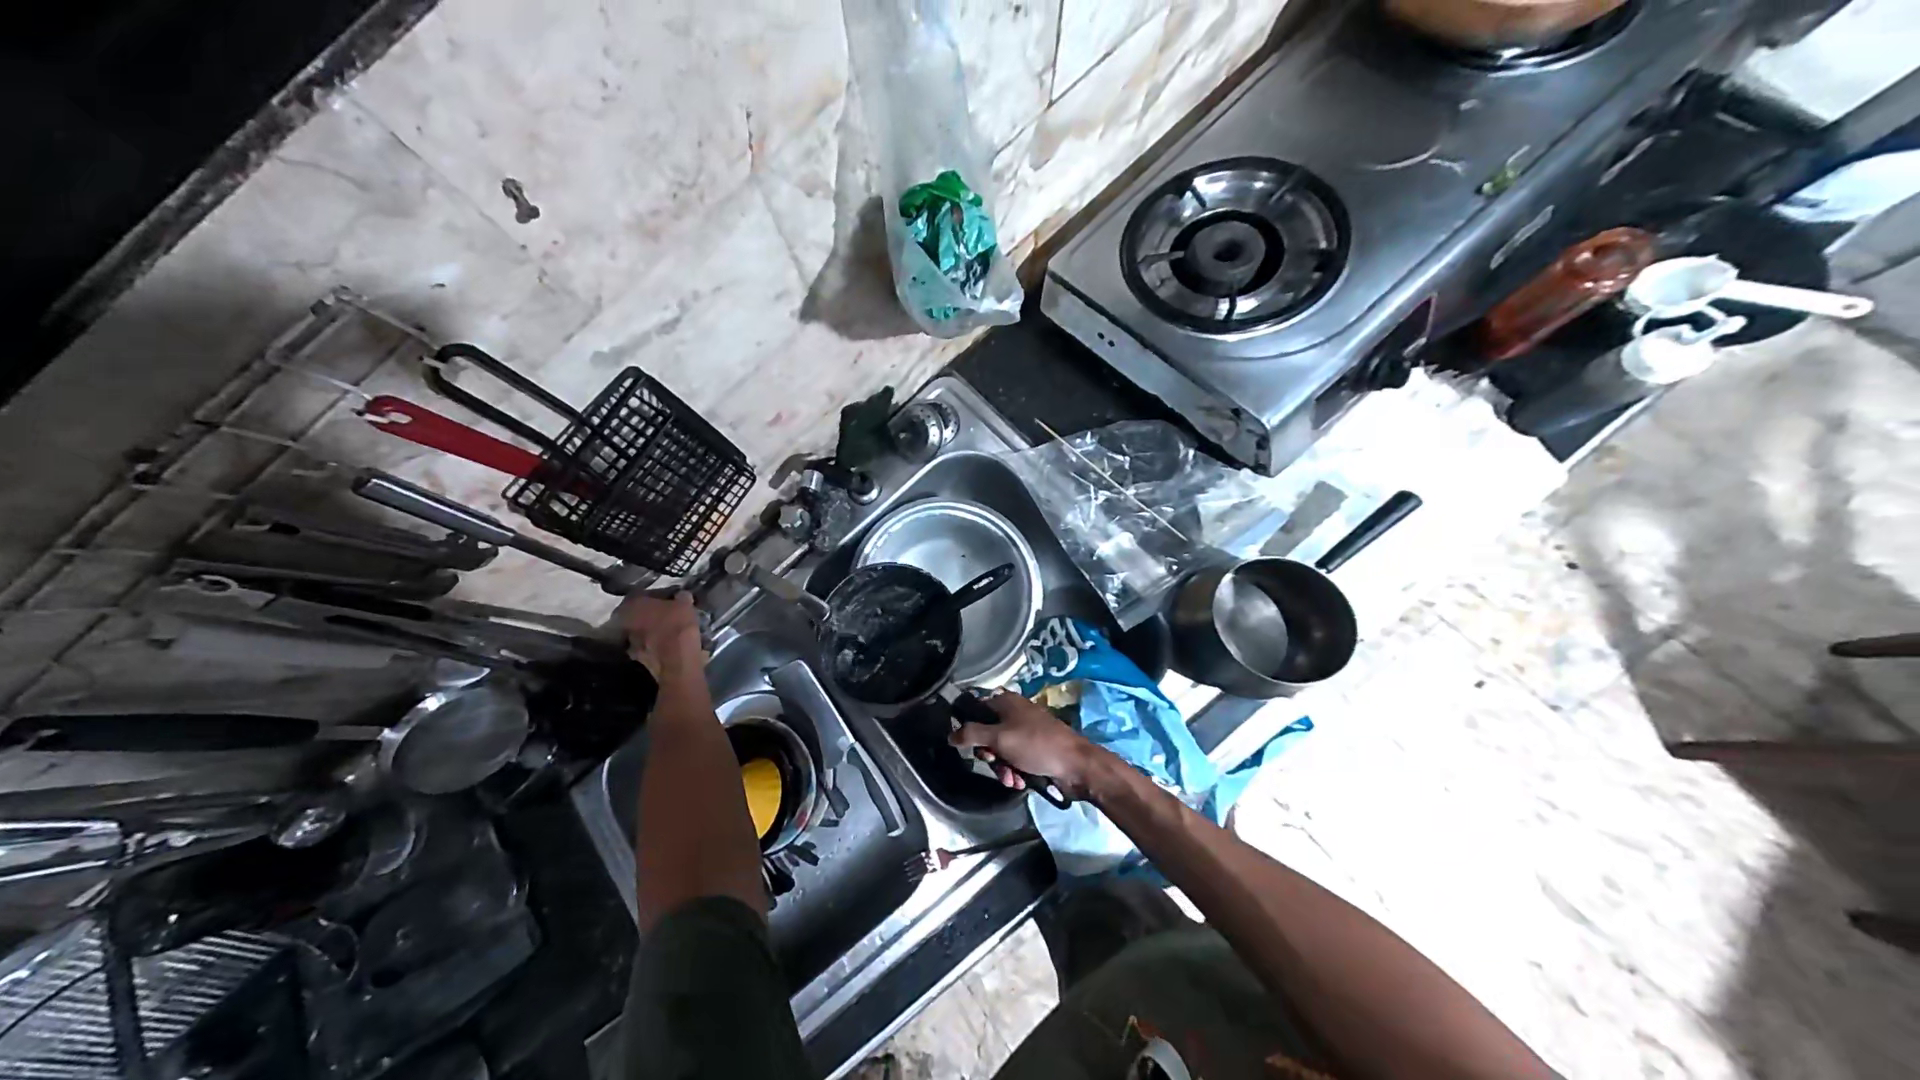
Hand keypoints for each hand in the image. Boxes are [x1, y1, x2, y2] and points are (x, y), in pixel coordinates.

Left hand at [617, 591, 705, 682]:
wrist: (676, 662)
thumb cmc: (678, 627)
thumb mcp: (686, 605)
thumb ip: (681, 597)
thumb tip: (681, 596)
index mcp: (634, 604)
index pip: (643, 594)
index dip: (658, 596)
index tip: (671, 599)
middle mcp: (625, 621)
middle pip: (638, 613)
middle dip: (652, 614)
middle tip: (667, 615)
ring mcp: (629, 641)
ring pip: (641, 631)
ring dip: (651, 630)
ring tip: (667, 631)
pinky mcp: (637, 658)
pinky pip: (646, 646)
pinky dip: (654, 645)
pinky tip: (667, 645)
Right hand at [949, 690, 1105, 797]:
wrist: (1075, 765)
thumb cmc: (1036, 745)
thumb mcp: (998, 738)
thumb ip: (971, 734)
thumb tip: (950, 734)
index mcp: (1006, 702)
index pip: (976, 708)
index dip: (969, 727)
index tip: (970, 744)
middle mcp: (1015, 714)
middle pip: (987, 734)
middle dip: (989, 755)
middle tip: (993, 762)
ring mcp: (1026, 733)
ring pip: (1001, 751)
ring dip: (1002, 768)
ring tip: (1011, 779)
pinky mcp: (1035, 750)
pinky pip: (1015, 760)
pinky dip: (1015, 772)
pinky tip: (1020, 782)